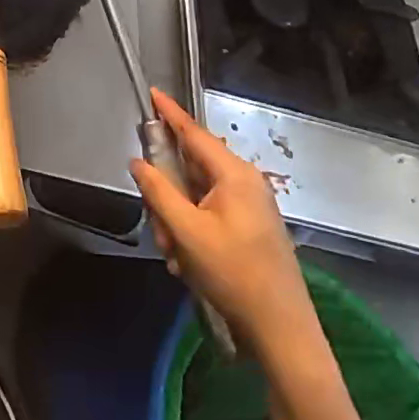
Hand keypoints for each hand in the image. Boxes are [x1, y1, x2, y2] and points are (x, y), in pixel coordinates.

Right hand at [130, 88, 316, 353]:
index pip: (195, 134)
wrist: (281, 327)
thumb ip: (158, 191)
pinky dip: (189, 232)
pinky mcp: (246, 225)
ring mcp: (247, 205)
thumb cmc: (234, 272)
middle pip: (188, 168)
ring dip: (175, 219)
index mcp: (234, 176)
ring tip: (175, 254)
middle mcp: (243, 183)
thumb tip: (138, 162)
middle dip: (165, 195)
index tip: (153, 92)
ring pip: (193, 195)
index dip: (171, 113)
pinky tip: (186, 262)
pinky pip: (205, 213)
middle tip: (158, 226)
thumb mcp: (186, 231)